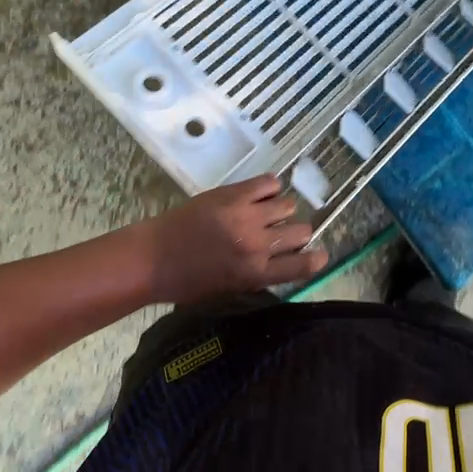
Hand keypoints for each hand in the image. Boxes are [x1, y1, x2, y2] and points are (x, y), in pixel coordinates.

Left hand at [140, 175, 328, 302]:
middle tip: (283, 232)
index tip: (320, 255)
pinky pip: (269, 183)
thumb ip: (257, 274)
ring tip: (267, 211)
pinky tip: (260, 195)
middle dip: (297, 232)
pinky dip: (270, 188)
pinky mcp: (234, 194)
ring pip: (288, 205)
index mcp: (254, 274)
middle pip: (301, 231)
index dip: (316, 259)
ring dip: (282, 209)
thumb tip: (281, 260)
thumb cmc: (186, 282)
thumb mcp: (228, 288)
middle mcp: (256, 245)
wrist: (152, 258)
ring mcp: (246, 216)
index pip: (301, 265)